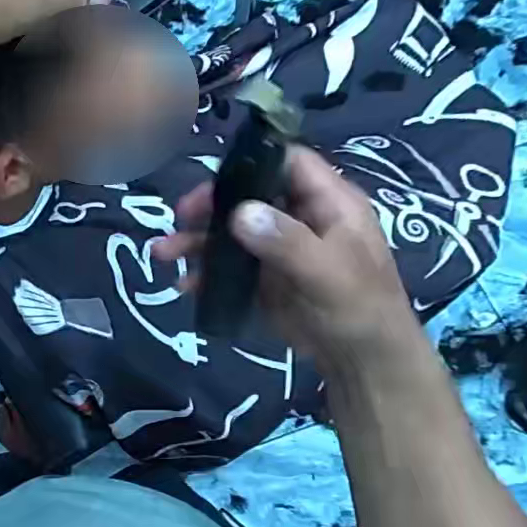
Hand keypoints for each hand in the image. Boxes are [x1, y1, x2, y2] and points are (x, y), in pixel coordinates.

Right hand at [159, 147, 418, 378]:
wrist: (363, 363)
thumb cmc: (359, 309)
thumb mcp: (328, 273)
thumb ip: (286, 242)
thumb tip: (240, 213)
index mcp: (328, 203)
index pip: (287, 163)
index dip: (251, 163)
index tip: (213, 181)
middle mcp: (301, 218)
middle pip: (250, 196)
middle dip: (211, 206)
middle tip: (179, 218)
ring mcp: (280, 249)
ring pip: (233, 232)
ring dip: (198, 240)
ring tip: (163, 253)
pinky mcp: (265, 279)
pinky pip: (231, 266)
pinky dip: (207, 273)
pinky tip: (185, 285)